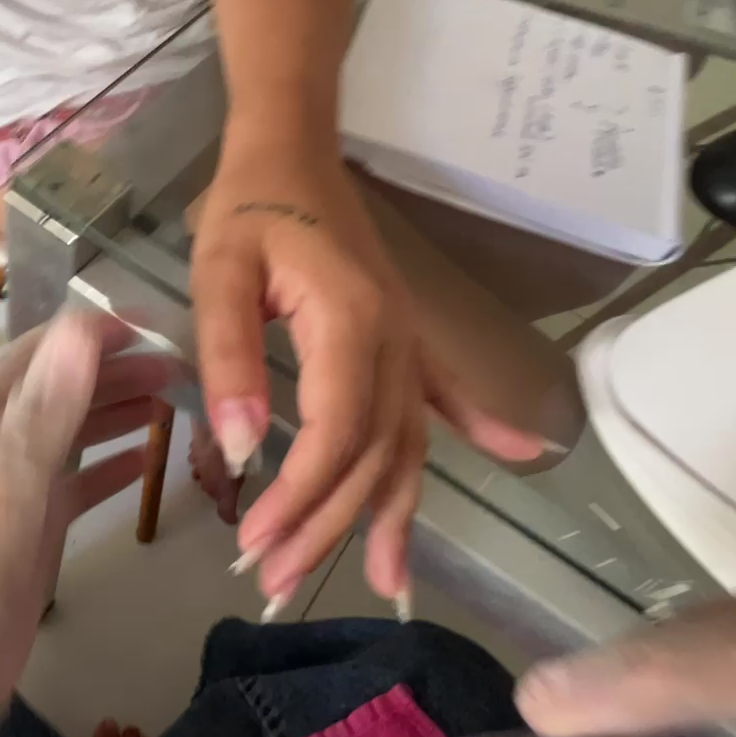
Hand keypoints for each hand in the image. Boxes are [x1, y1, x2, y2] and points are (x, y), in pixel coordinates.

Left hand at [0, 311, 169, 736]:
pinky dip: (111, 468)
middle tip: (178, 370)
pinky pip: (79, 485)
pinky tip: (144, 461)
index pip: (43, 355)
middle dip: (117, 372)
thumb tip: (84, 329)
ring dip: (118, 413)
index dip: (94, 335)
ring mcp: (15, 490)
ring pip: (75, 435)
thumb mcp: (7, 478)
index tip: (154, 327)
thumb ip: (48, 406)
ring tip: (171, 403)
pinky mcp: (32, 532)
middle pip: (64, 392)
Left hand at [191, 147, 542, 606]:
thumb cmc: (248, 210)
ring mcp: (408, 342)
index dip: (302, 497)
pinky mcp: (405, 338)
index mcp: (350, 323)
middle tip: (278, 581)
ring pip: (409, 444)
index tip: (255, 542)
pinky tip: (515, 457)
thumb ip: (231, 356)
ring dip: (390, 515)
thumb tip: (244, 447)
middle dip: (329, 527)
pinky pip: (440, 398)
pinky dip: (473, 435)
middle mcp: (395, 343)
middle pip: (376, 456)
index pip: (338, 433)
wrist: (290, 154)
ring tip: (384, 581)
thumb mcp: (220, 274)